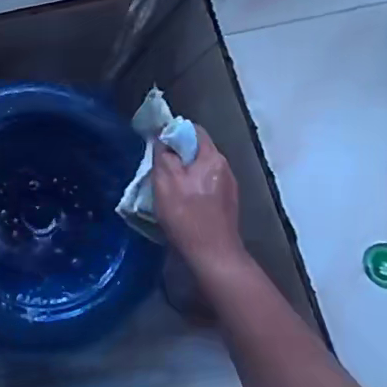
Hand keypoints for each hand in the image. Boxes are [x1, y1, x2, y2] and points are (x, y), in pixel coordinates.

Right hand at [151, 124, 243, 266]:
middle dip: (177, 156)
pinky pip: (207, 187)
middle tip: (159, 170)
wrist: (214, 256)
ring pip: (201, 170)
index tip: (157, 145)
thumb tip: (162, 138)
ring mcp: (229, 187)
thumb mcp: (165, 181)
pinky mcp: (228, 205)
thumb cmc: (186, 215)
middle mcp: (225, 167)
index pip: (193, 130)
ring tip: (168, 190)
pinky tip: (184, 205)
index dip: (173, 133)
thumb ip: (163, 155)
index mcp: (212, 157)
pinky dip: (193, 189)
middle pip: (197, 151)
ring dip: (185, 175)